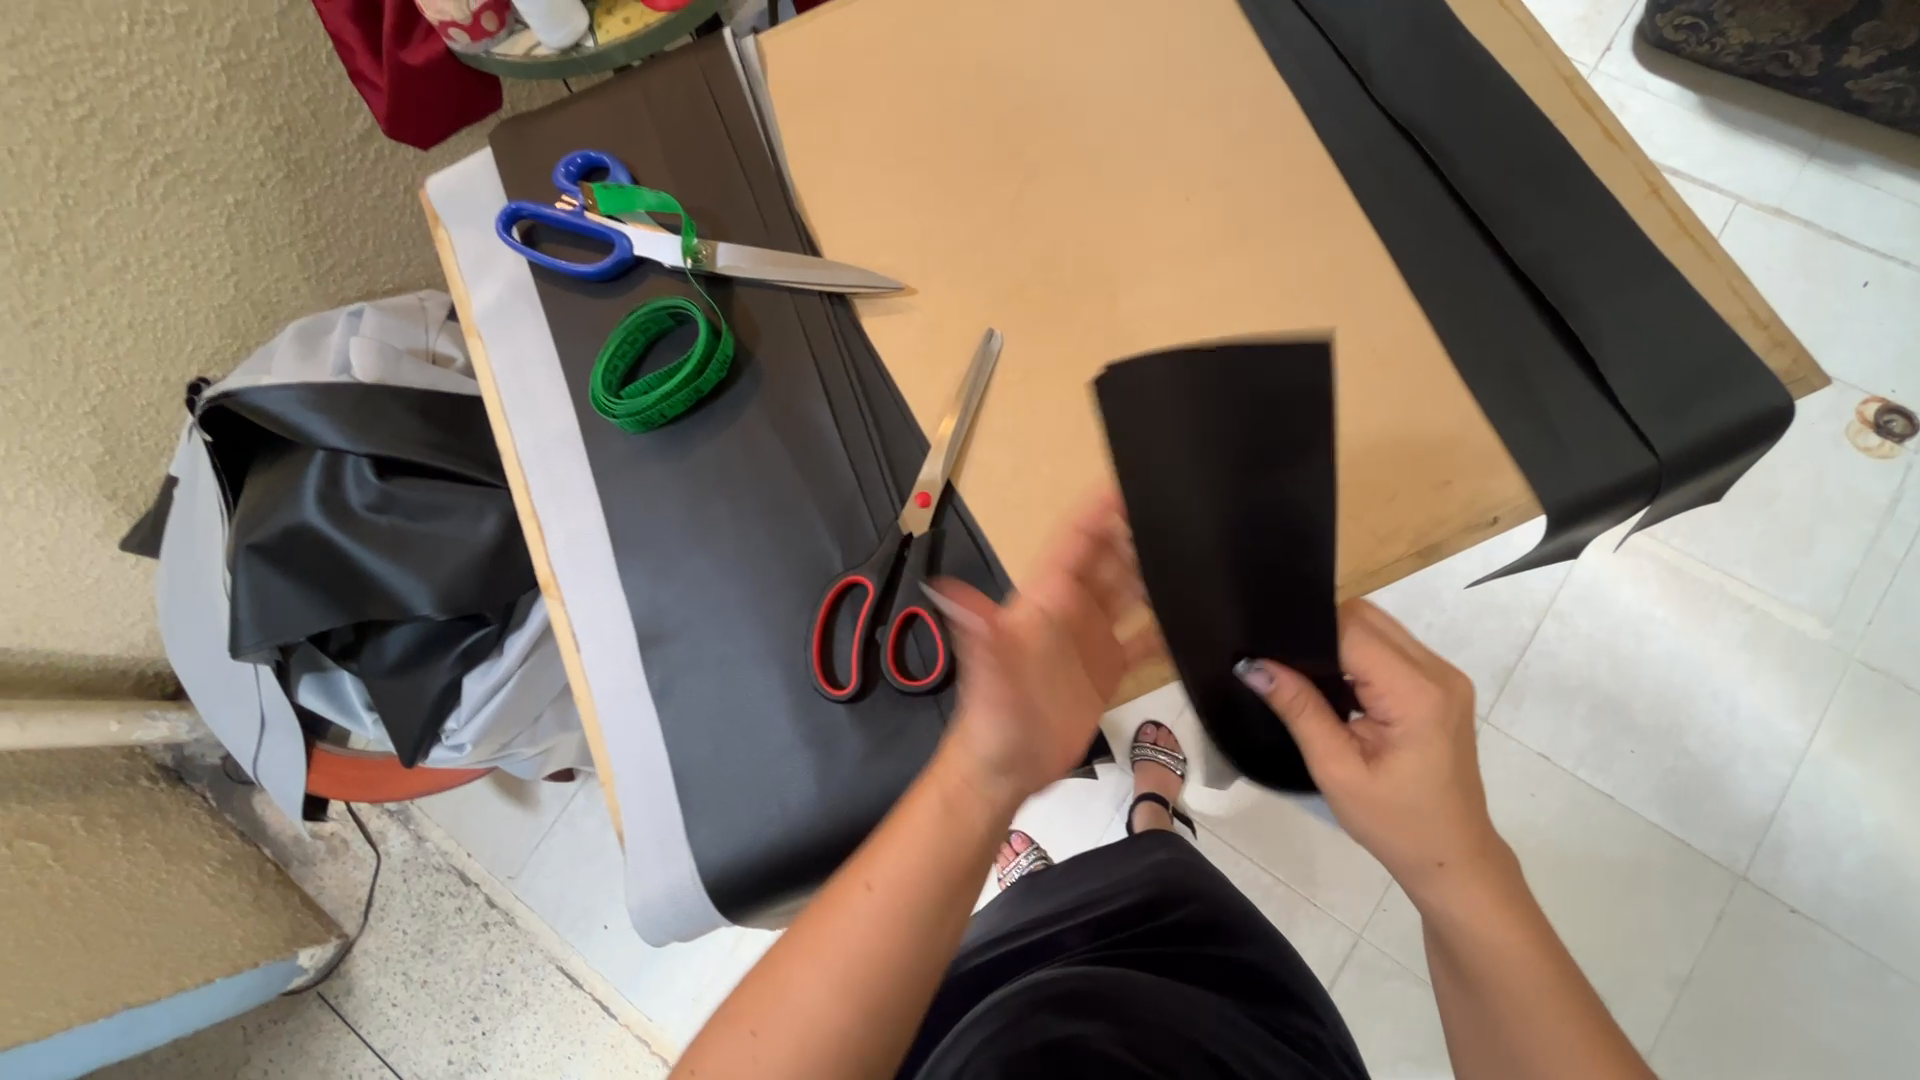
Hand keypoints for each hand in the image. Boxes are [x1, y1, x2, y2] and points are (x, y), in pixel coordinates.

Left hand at [926, 489, 1162, 811]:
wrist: (1004, 769)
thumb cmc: (992, 721)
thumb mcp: (987, 674)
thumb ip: (979, 633)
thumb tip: (947, 588)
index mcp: (1044, 599)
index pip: (1075, 540)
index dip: (1099, 509)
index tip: (1130, 481)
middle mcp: (1070, 610)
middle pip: (1109, 557)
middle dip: (1138, 530)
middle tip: (1180, 509)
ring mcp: (1091, 638)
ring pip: (1128, 590)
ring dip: (1154, 570)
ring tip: (1196, 551)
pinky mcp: (1108, 668)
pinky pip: (1144, 637)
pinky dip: (1166, 626)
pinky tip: (1194, 618)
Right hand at [1235, 599, 1508, 901]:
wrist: (1451, 856)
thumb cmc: (1393, 822)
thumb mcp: (1335, 769)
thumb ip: (1298, 709)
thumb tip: (1252, 665)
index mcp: (1415, 694)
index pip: (1351, 631)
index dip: (1305, 631)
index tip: (1264, 644)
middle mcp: (1438, 672)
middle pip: (1366, 617)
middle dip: (1319, 630)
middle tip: (1278, 660)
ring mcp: (1444, 676)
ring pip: (1378, 626)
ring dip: (1338, 641)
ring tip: (1302, 673)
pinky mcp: (1440, 685)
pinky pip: (1389, 646)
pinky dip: (1356, 653)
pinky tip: (1334, 684)